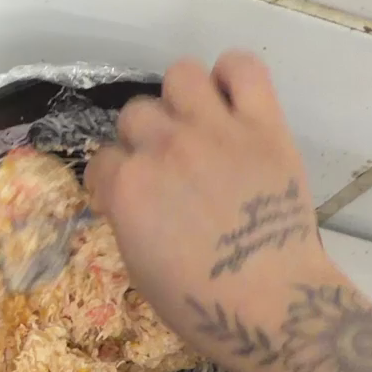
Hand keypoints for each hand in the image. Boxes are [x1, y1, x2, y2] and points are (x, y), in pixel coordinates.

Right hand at [85, 53, 334, 337]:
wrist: (269, 305)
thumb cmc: (198, 304)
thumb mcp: (140, 270)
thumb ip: (128, 221)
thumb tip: (132, 200)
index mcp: (127, 189)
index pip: (102, 161)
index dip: (112, 180)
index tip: (126, 196)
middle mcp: (163, 147)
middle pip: (135, 114)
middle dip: (142, 140)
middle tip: (164, 167)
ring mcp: (214, 130)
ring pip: (180, 75)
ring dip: (180, 100)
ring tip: (194, 127)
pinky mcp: (263, 124)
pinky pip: (242, 67)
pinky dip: (232, 76)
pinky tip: (230, 102)